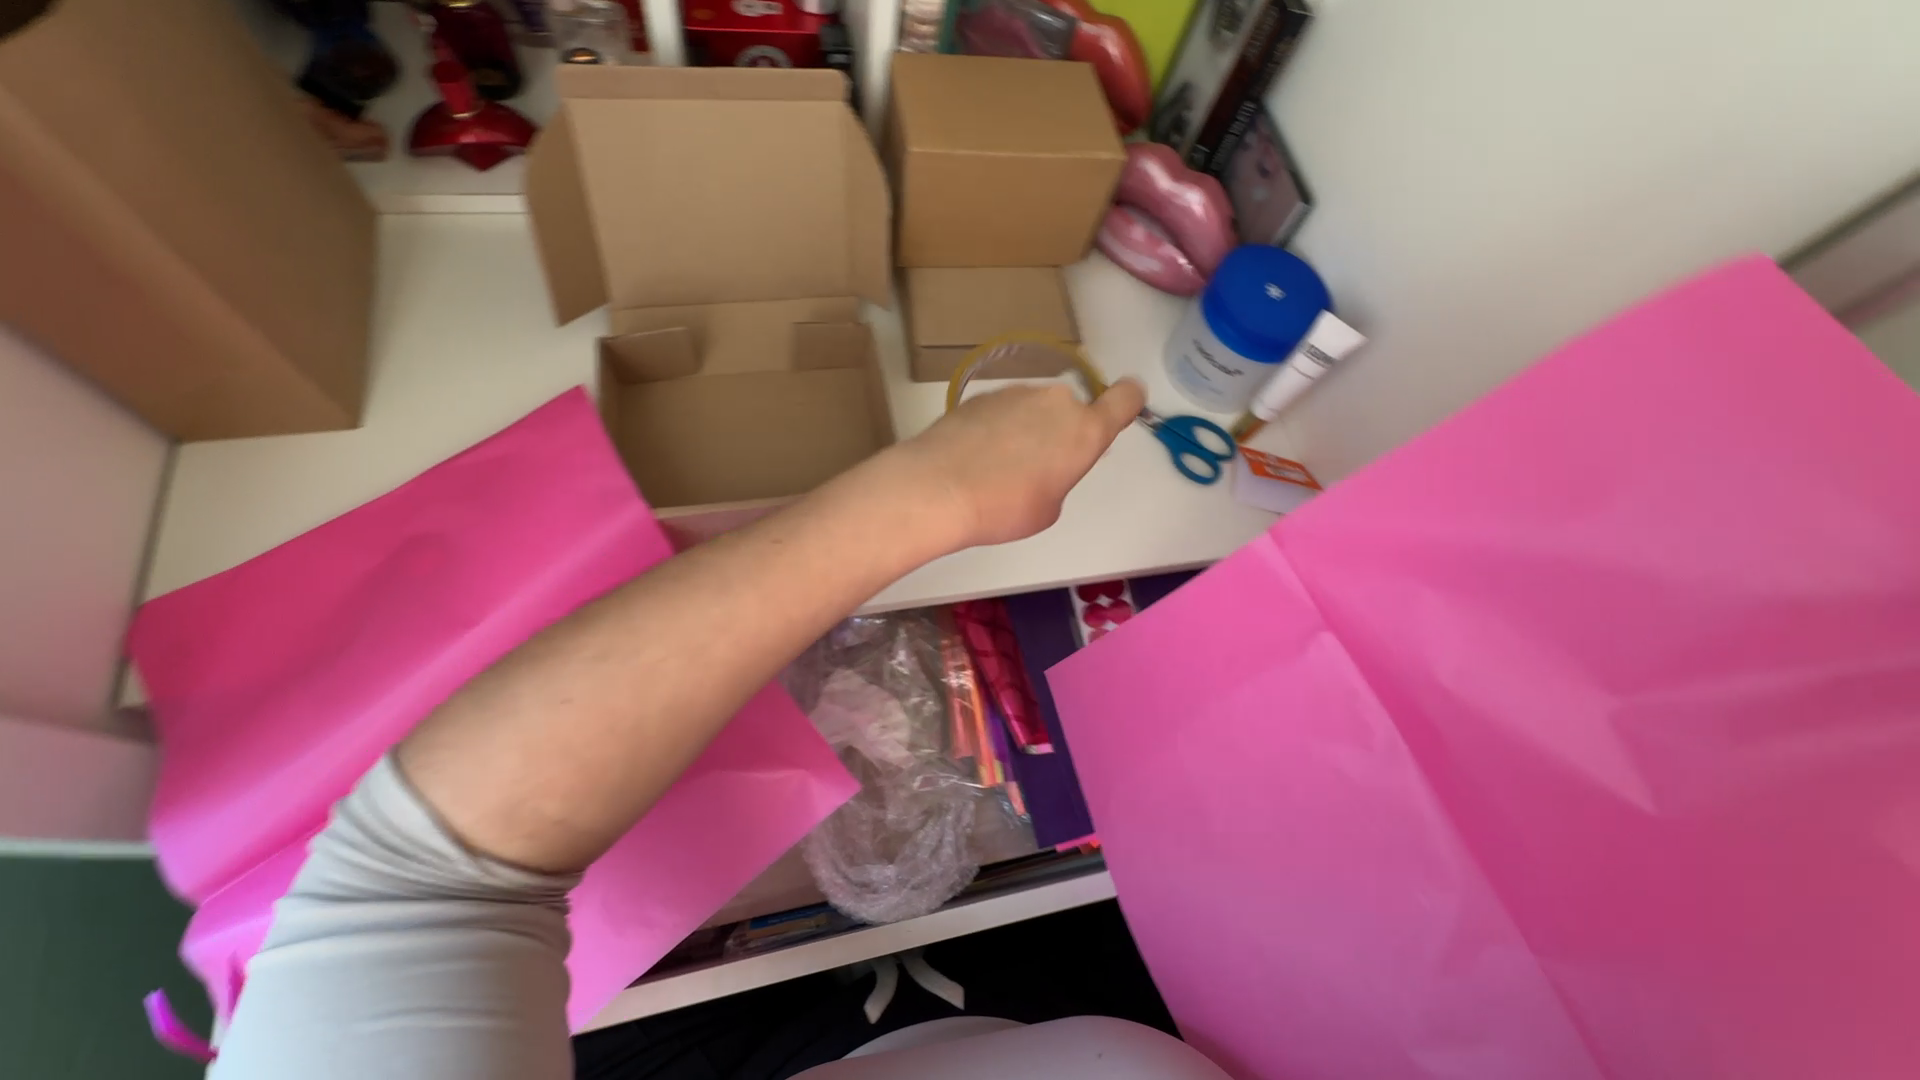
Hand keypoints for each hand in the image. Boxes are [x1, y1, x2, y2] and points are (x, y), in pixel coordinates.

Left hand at [886, 378, 1146, 549]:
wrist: (938, 488)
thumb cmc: (1005, 508)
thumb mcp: (1049, 508)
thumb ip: (1060, 477)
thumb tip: (1042, 463)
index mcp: (1085, 430)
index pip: (1125, 398)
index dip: (1128, 401)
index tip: (1121, 408)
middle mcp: (1055, 401)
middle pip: (1070, 409)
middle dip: (1060, 431)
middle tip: (1038, 467)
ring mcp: (1015, 393)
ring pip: (1033, 408)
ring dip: (1026, 428)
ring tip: (998, 467)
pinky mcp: (979, 396)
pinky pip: (1001, 411)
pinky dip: (995, 428)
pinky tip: (974, 456)